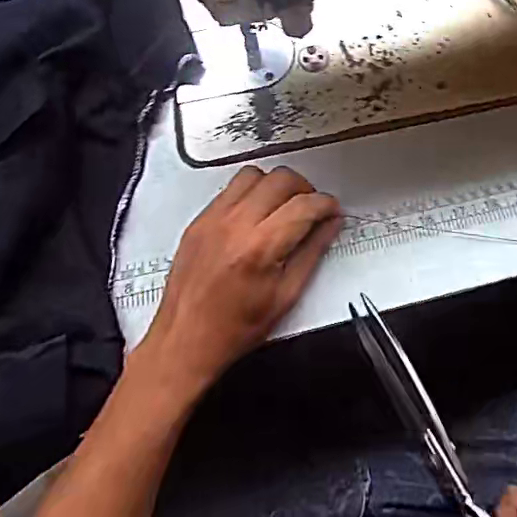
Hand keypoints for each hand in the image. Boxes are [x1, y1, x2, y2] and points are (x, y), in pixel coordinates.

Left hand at [136, 166, 341, 394]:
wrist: (184, 341)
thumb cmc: (234, 329)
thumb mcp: (285, 297)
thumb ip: (313, 253)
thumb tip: (330, 224)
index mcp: (260, 248)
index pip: (304, 205)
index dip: (326, 204)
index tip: (332, 210)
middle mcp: (235, 225)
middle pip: (281, 179)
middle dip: (304, 188)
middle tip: (311, 206)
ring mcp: (213, 219)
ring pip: (254, 174)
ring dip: (275, 185)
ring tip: (282, 206)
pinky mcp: (199, 219)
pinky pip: (230, 188)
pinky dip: (250, 192)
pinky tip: (256, 212)